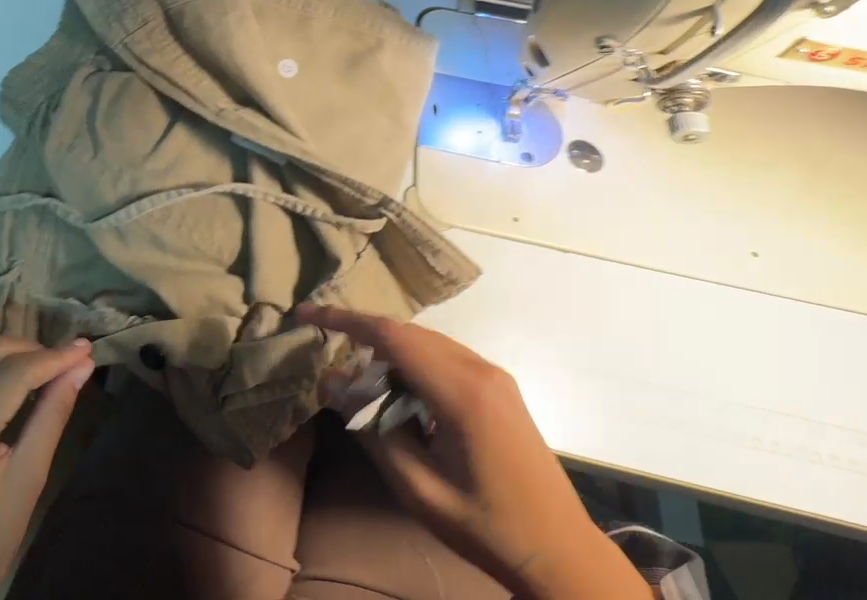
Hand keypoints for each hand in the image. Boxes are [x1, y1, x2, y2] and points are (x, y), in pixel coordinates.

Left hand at [0, 333, 94, 599]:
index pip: (13, 373)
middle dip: (30, 348)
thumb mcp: (30, 478)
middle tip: (67, 359)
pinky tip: (1, 378)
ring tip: (35, 366)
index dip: (54, 356)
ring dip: (0, 348)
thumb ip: (53, 414)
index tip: (86, 348)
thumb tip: (82, 367)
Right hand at [297, 304, 645, 599]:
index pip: (391, 336)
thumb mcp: (417, 488)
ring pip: (426, 343)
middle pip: (408, 333)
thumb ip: (372, 429)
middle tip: (332, 367)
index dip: (344, 319)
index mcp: (462, 393)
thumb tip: (331, 382)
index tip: (306, 314)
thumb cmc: (485, 526)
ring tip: (363, 391)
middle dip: (363, 338)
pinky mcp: (500, 388)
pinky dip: (413, 366)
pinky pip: (445, 357)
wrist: (560, 552)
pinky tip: (401, 399)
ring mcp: (495, 376)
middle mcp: (480, 370)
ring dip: (389, 355)